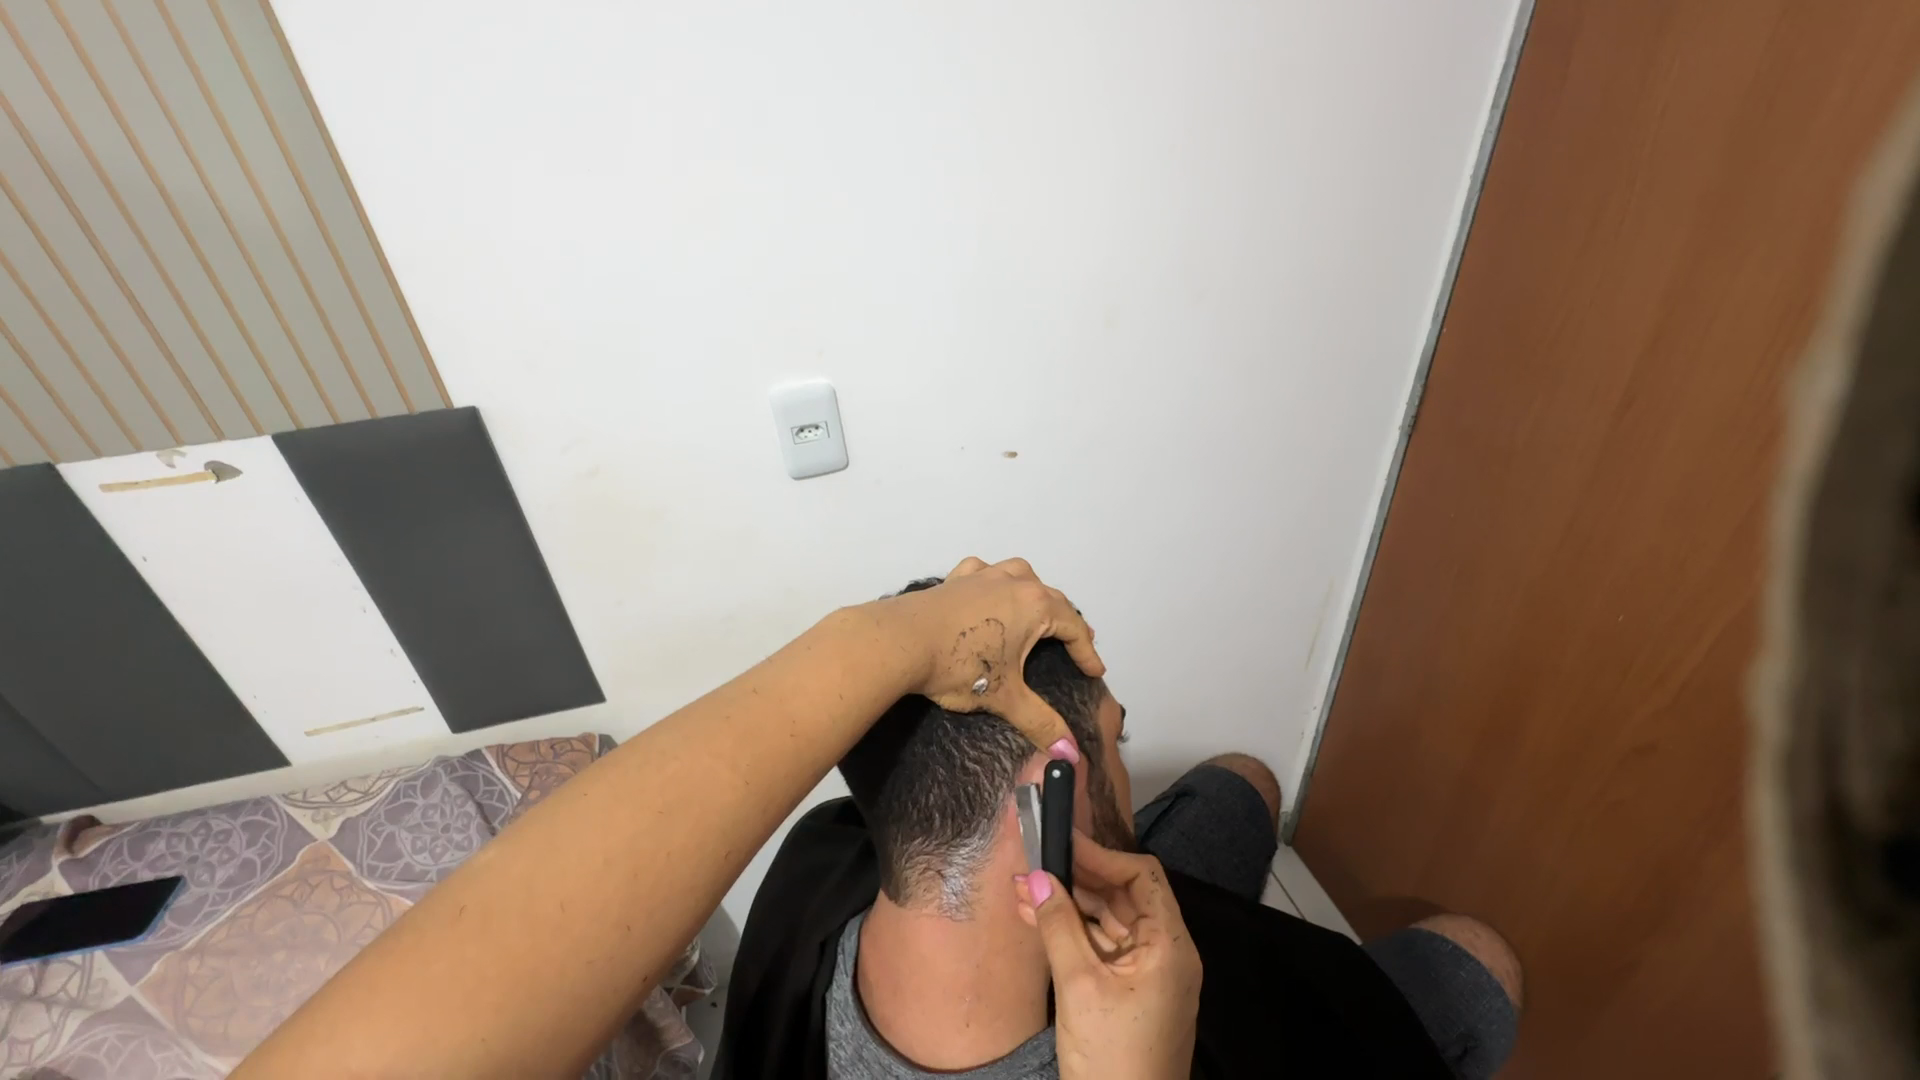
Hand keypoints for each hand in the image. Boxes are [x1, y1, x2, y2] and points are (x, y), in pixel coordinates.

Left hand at [871, 556, 1103, 750]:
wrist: (899, 641)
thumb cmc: (960, 666)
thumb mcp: (1005, 697)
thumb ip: (1040, 723)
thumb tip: (1071, 755)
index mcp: (1034, 606)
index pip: (1073, 627)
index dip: (1087, 652)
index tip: (1095, 670)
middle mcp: (1013, 583)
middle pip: (1052, 598)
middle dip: (1067, 621)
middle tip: (1076, 643)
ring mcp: (982, 576)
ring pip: (1020, 574)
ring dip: (1034, 590)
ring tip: (1037, 608)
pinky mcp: (954, 580)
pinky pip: (983, 571)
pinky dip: (993, 579)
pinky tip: (988, 589)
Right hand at [1016, 835, 1201, 1079]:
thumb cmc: (1113, 1059)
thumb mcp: (1080, 986)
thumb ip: (1058, 925)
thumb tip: (1036, 877)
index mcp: (1169, 946)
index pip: (1142, 878)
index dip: (1103, 856)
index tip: (1064, 842)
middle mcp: (1164, 952)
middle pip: (1122, 896)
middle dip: (1077, 879)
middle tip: (1034, 863)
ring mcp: (1146, 973)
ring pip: (1106, 921)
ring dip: (1067, 904)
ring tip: (1022, 890)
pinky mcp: (1128, 991)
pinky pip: (1099, 947)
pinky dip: (1070, 932)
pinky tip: (1035, 919)